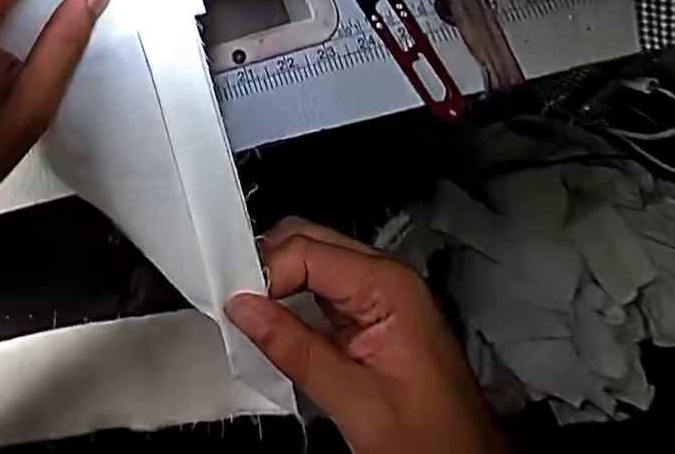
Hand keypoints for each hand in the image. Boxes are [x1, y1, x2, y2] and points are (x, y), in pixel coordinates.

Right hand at [226, 218, 500, 453]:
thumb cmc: (435, 444)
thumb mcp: (359, 405)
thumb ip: (296, 350)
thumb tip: (243, 307)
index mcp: (388, 285)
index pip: (307, 252)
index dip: (267, 273)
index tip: (238, 302)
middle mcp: (383, 276)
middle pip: (307, 241)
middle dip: (267, 266)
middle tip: (238, 301)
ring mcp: (377, 290)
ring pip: (309, 257)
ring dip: (277, 280)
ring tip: (251, 311)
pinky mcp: (368, 309)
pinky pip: (318, 283)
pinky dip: (290, 295)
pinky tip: (275, 320)